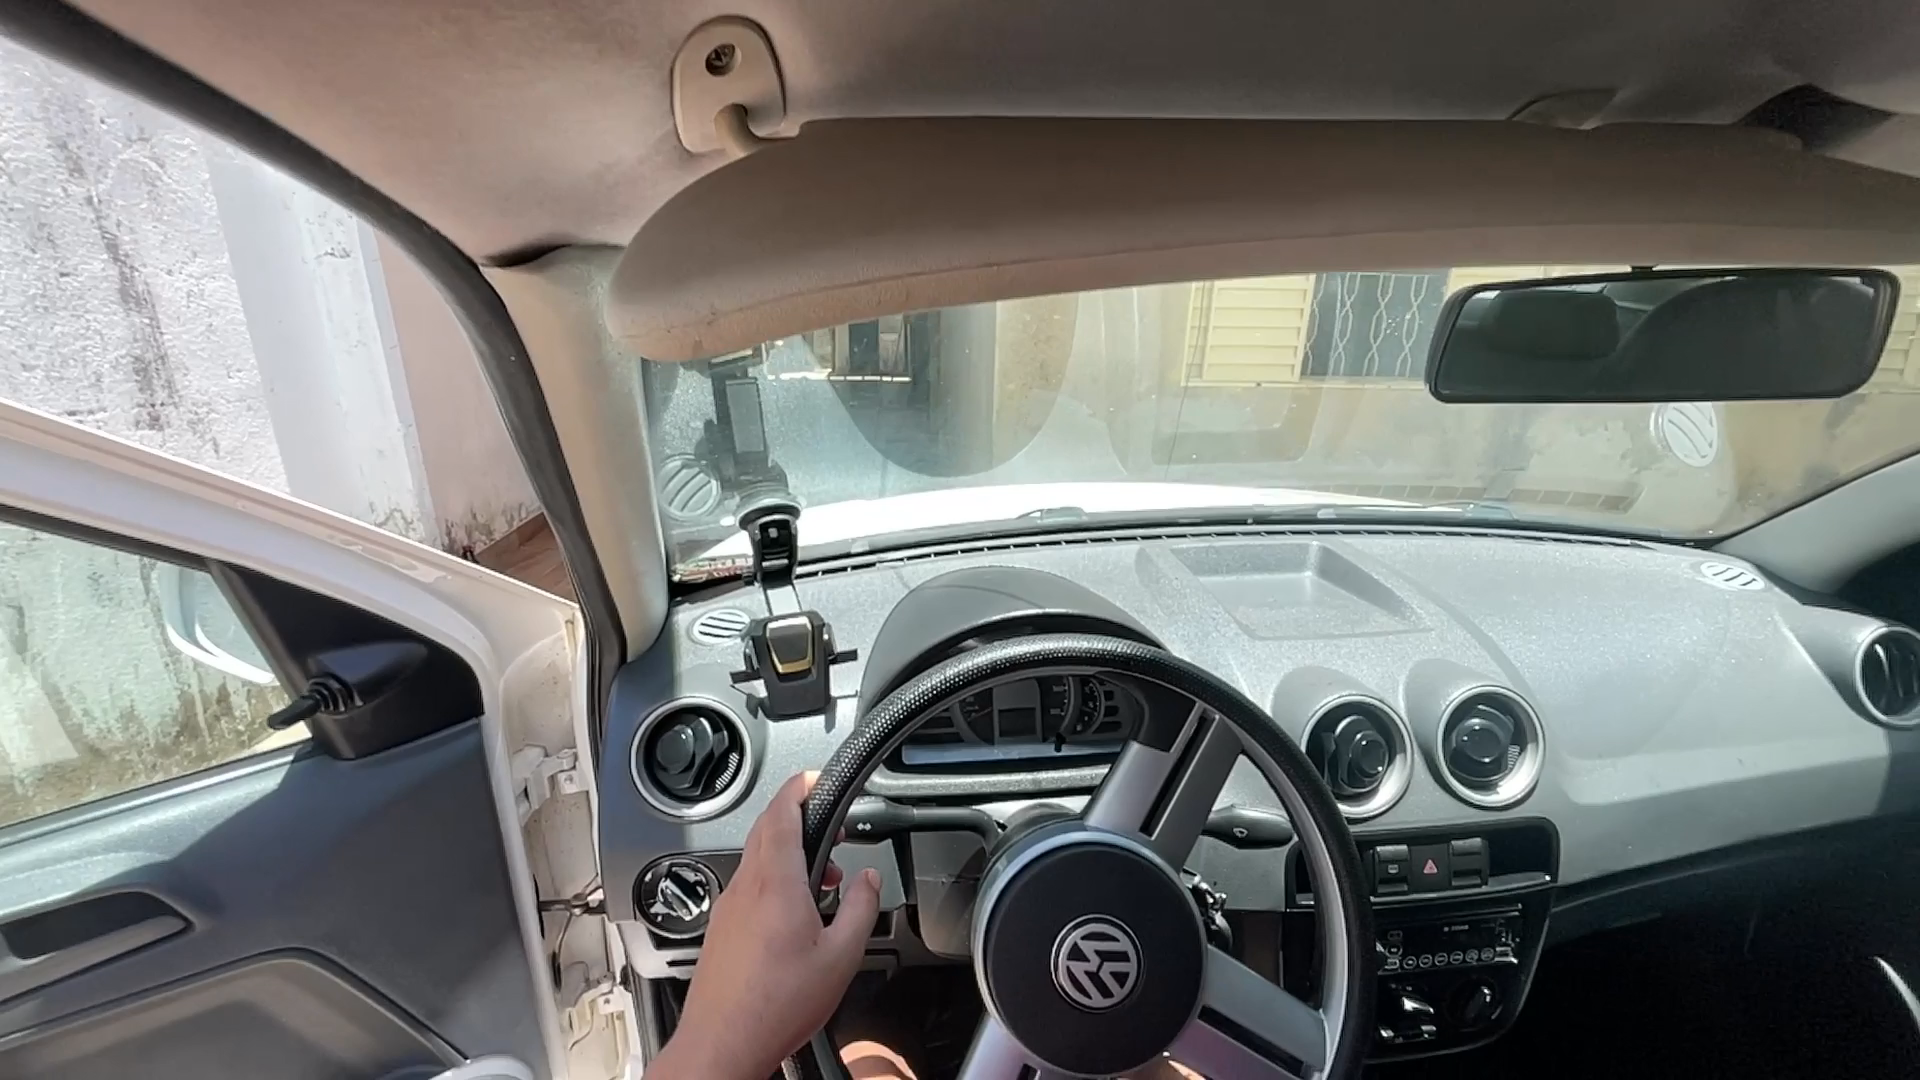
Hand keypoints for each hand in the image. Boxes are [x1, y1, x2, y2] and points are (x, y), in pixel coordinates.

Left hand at [650, 772, 882, 1079]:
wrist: (719, 1050)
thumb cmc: (774, 1007)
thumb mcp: (840, 957)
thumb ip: (860, 908)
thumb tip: (870, 879)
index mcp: (775, 881)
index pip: (782, 810)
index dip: (801, 785)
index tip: (818, 778)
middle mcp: (746, 885)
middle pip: (767, 825)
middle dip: (800, 814)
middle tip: (831, 826)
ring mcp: (728, 905)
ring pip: (757, 854)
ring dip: (790, 849)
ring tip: (822, 877)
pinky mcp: (720, 926)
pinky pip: (749, 882)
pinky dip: (775, 876)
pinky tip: (795, 910)